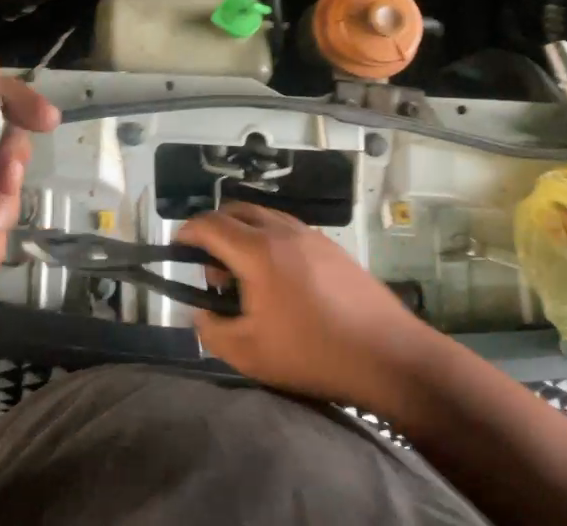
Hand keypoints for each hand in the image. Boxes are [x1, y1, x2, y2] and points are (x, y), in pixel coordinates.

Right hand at [178, 203, 440, 408]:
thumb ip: (211, 329)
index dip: (186, 232)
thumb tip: (200, 312)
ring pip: (264, 217)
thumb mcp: (248, 353)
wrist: (390, 357)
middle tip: (210, 267)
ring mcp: (312, 236)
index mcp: (257, 251)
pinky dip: (270, 240)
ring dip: (243, 234)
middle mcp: (282, 231)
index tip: (175, 248)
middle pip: (236, 210)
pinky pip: (288, 230)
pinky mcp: (333, 248)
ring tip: (245, 275)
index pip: (209, 224)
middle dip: (214, 229)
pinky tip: (279, 279)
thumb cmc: (312, 353)